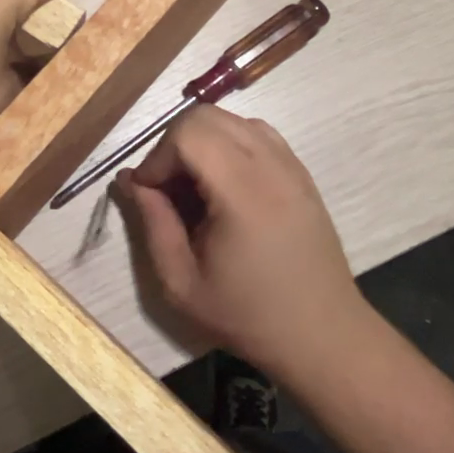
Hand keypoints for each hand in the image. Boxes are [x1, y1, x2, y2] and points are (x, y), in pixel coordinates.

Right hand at [115, 105, 367, 374]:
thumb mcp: (182, 282)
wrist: (323, 336)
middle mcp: (270, 164)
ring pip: (229, 119)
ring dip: (200, 142)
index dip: (157, 159)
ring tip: (194, 188)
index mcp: (243, 191)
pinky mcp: (300, 172)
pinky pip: (254, 133)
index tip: (149, 196)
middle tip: (167, 191)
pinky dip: (228, 145)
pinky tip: (224, 186)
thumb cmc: (248, 315)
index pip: (187, 134)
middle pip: (205, 116)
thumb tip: (130, 180)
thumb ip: (152, 223)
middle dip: (173, 145)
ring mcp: (290, 164)